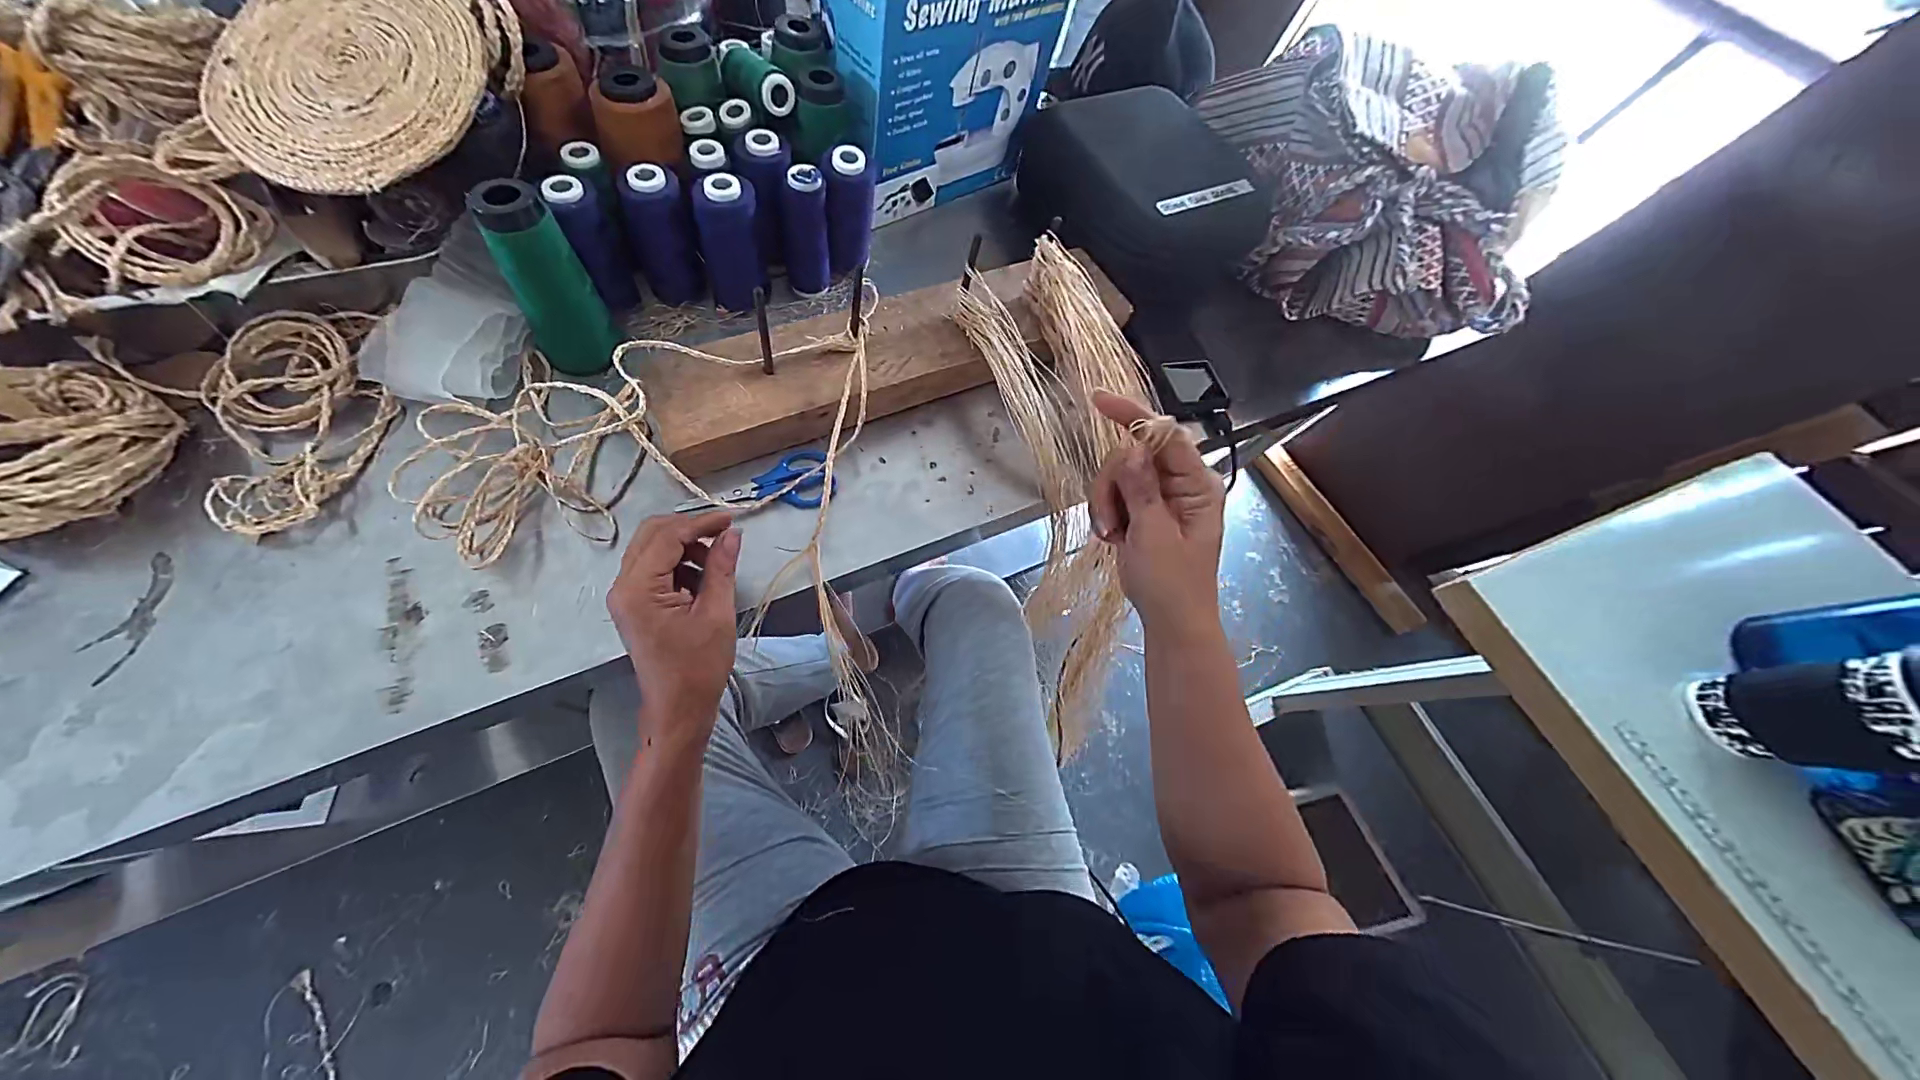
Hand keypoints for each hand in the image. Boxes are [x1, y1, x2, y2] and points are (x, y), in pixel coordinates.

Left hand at [607, 512, 741, 734]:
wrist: (679, 707)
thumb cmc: (699, 666)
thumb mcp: (717, 613)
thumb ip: (721, 567)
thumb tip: (732, 534)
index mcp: (638, 589)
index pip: (667, 536)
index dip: (701, 523)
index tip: (731, 519)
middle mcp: (623, 587)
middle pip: (652, 536)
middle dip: (690, 530)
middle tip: (724, 535)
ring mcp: (625, 596)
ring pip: (652, 550)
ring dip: (685, 548)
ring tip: (716, 565)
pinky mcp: (635, 605)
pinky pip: (654, 570)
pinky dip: (679, 565)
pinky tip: (703, 582)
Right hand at [1087, 390, 1225, 632]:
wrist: (1171, 620)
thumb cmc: (1171, 585)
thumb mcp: (1153, 535)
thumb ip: (1142, 488)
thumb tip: (1133, 447)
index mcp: (1197, 484)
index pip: (1165, 435)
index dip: (1132, 415)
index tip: (1098, 399)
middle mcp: (1181, 482)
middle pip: (1132, 454)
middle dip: (1112, 485)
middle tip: (1110, 523)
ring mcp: (1161, 495)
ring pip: (1118, 474)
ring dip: (1106, 503)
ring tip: (1113, 536)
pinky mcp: (1145, 508)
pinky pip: (1115, 493)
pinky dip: (1107, 513)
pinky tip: (1114, 537)